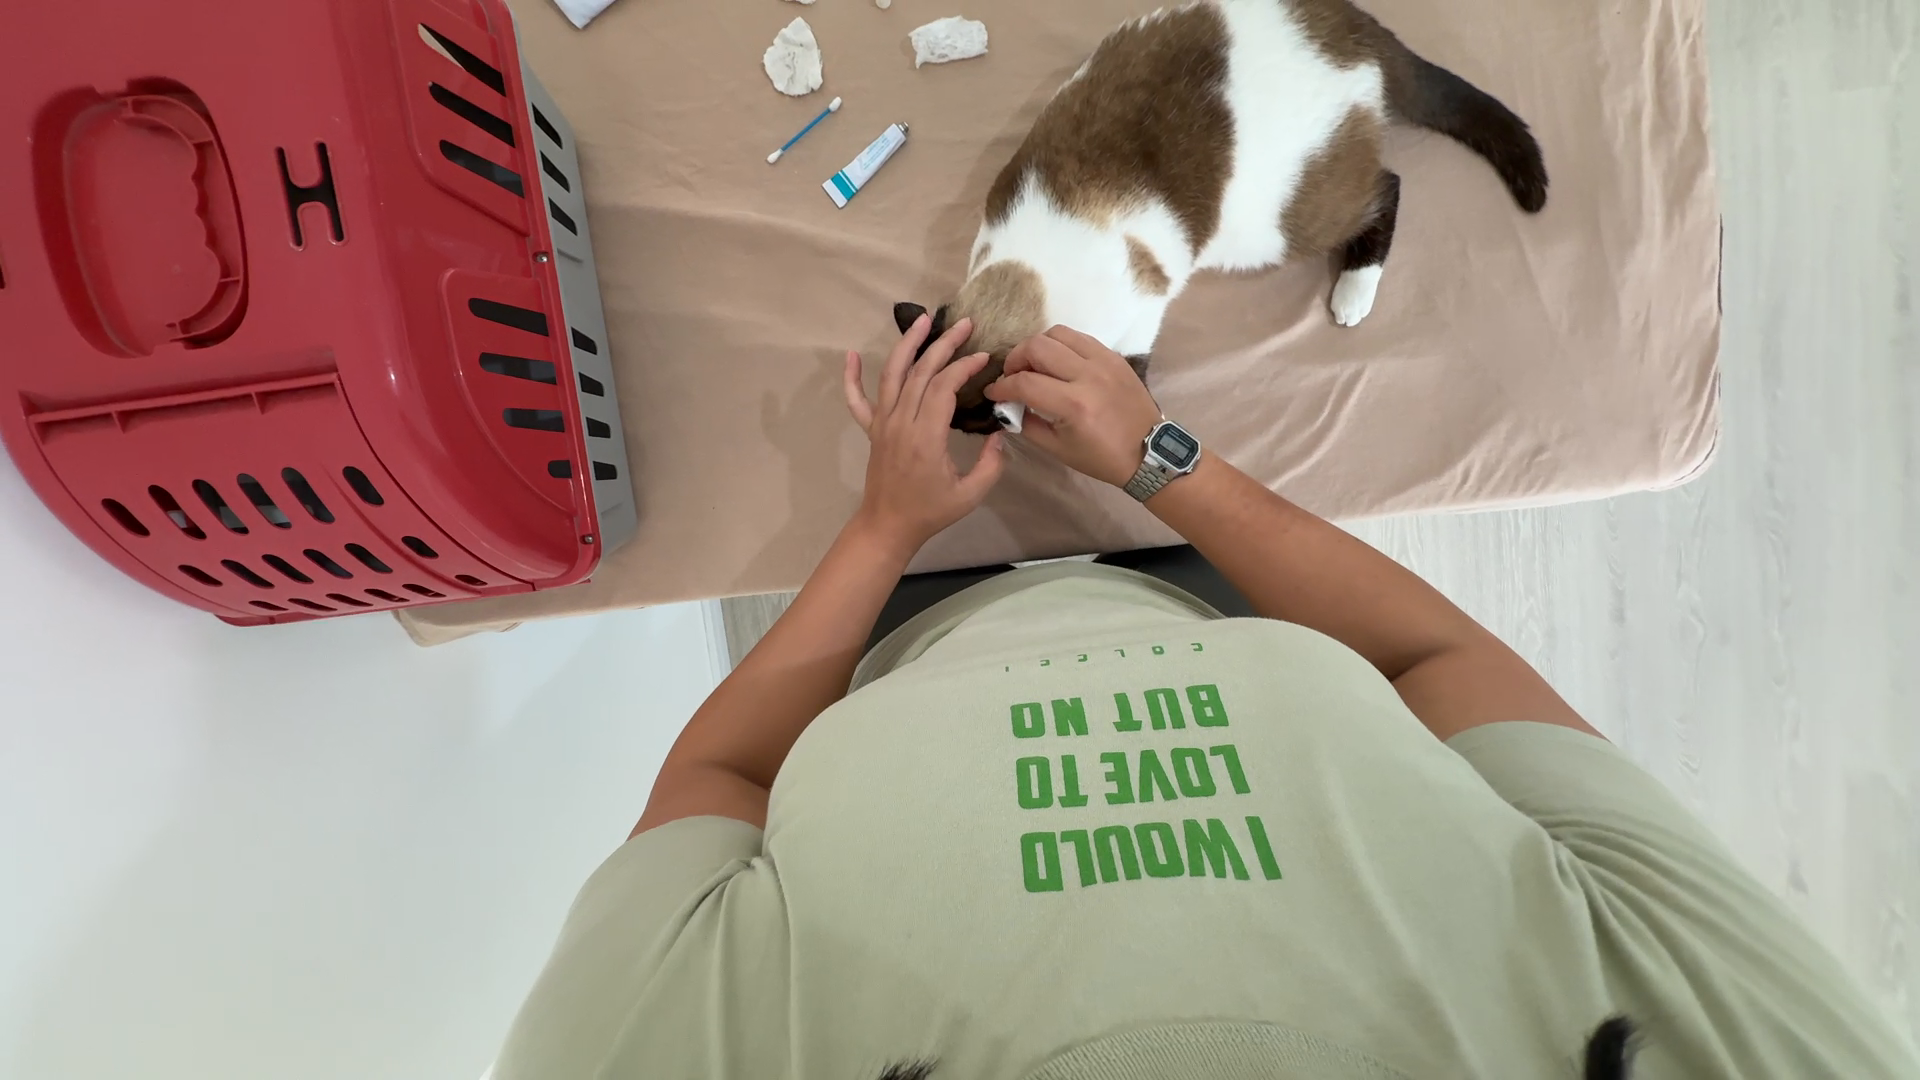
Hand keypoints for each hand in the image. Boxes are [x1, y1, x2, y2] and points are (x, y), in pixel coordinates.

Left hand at [843, 314, 1006, 553]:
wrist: (889, 526)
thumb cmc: (930, 512)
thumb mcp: (971, 494)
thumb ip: (991, 464)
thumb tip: (999, 433)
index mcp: (925, 438)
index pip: (944, 388)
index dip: (964, 367)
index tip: (983, 358)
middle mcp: (900, 424)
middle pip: (920, 373)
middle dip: (944, 344)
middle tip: (965, 324)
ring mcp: (882, 424)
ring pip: (892, 376)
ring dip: (907, 345)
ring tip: (923, 320)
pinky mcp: (872, 430)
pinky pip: (856, 400)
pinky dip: (852, 377)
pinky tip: (852, 355)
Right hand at [984, 325, 1161, 486]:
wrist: (1148, 452)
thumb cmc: (1101, 457)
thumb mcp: (1057, 449)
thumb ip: (1026, 424)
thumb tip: (1006, 406)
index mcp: (1074, 405)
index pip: (1024, 383)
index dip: (1001, 387)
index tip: (993, 393)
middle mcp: (1088, 375)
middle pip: (1037, 346)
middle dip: (1015, 359)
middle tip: (1012, 376)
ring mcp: (1104, 361)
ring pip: (1057, 333)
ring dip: (1037, 347)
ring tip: (1033, 366)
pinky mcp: (1113, 356)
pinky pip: (1079, 338)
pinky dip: (1060, 346)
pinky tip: (1057, 363)